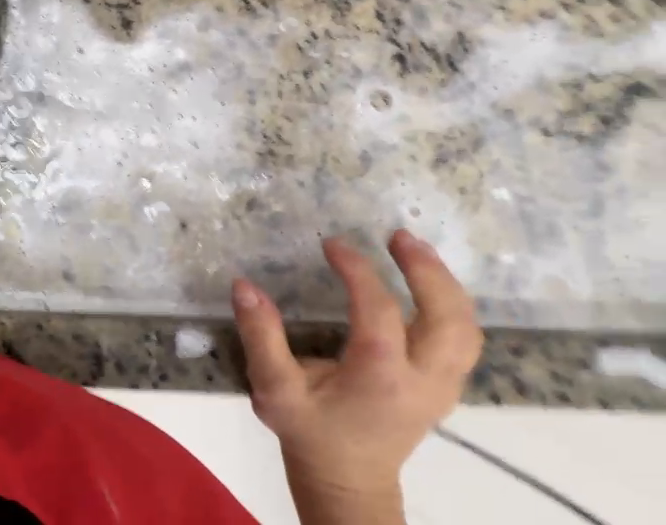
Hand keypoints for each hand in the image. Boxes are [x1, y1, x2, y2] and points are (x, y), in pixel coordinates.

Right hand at [232, 231, 483, 510]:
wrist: (348, 477)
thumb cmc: (308, 429)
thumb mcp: (273, 386)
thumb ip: (261, 336)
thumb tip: (244, 285)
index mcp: (380, 376)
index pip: (381, 312)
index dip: (360, 272)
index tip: (332, 243)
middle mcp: (423, 379)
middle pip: (449, 320)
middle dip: (428, 273)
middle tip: (398, 235)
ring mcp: (442, 385)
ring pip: (467, 329)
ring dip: (446, 285)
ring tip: (414, 250)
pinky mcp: (444, 385)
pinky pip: (463, 339)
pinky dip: (450, 304)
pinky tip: (426, 284)